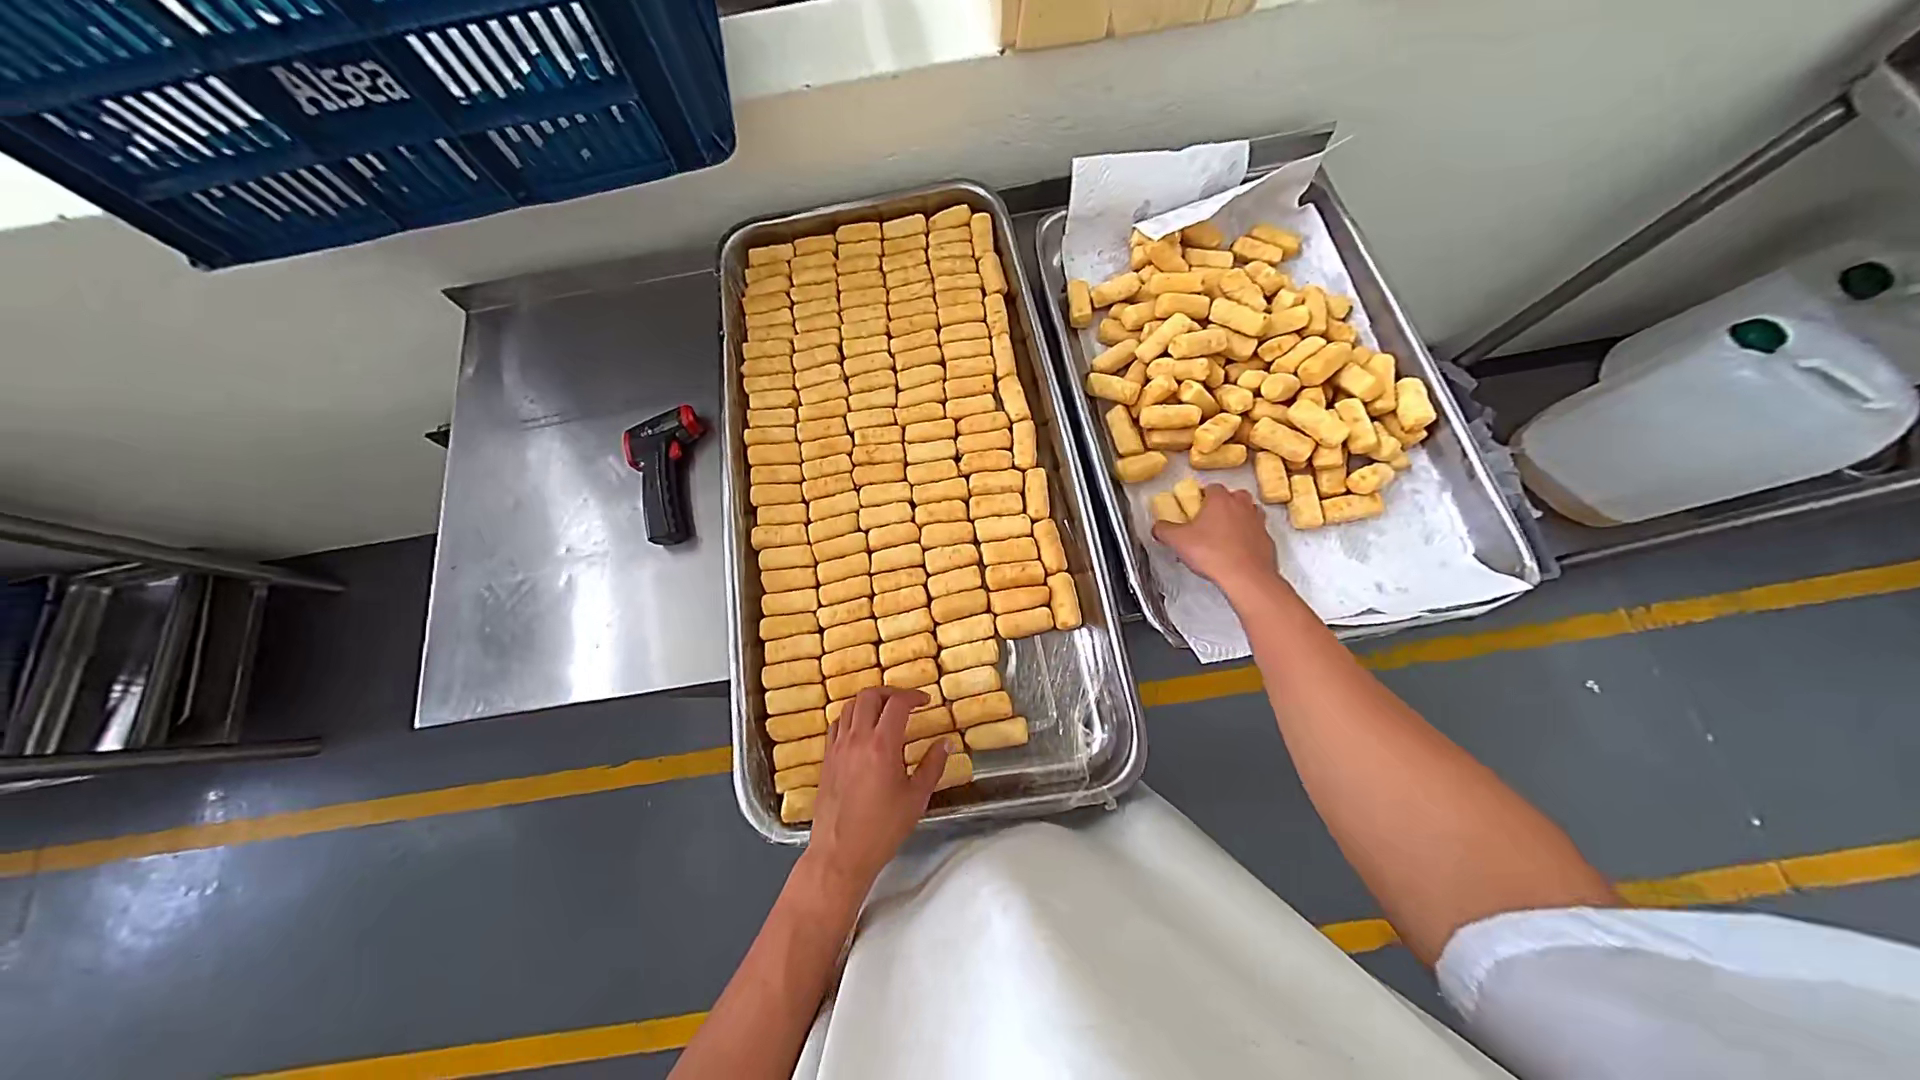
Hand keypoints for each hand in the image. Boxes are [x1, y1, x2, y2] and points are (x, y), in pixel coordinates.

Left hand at [806, 687, 949, 890]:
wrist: (840, 854)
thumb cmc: (882, 829)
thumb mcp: (916, 798)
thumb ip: (932, 766)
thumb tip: (945, 743)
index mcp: (882, 745)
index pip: (897, 704)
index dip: (913, 696)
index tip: (925, 701)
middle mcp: (857, 739)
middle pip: (870, 696)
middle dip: (890, 692)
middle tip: (906, 702)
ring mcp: (838, 748)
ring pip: (850, 706)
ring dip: (869, 702)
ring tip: (884, 712)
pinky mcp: (826, 759)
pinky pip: (837, 725)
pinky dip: (851, 717)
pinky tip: (861, 730)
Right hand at [1152, 483, 1284, 595]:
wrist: (1246, 576)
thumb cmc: (1213, 553)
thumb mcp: (1177, 541)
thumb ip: (1164, 530)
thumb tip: (1158, 527)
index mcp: (1220, 500)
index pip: (1211, 487)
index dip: (1201, 496)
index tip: (1194, 508)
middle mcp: (1242, 506)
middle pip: (1233, 496)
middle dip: (1222, 505)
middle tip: (1209, 520)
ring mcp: (1258, 522)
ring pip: (1248, 512)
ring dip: (1237, 518)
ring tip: (1223, 535)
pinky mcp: (1267, 540)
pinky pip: (1256, 533)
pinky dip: (1247, 538)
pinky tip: (1235, 551)